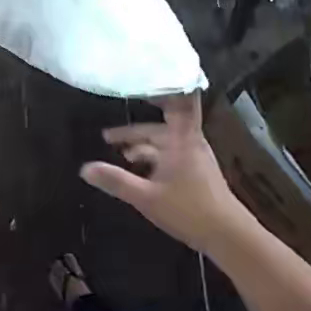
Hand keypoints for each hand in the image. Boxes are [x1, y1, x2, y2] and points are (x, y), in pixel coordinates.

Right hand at [80, 94, 253, 251]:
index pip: (180, 101)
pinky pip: (169, 157)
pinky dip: (151, 160)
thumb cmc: (188, 210)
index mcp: (182, 140)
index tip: (146, 75)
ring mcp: (194, 158)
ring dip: (141, 147)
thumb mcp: (145, 197)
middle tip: (106, 137)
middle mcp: (190, 143)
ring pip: (164, 144)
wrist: (227, 235)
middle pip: (162, 126)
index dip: (166, 86)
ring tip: (118, 156)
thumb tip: (84, 168)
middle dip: (134, 131)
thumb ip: (115, 181)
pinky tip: (137, 173)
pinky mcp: (194, 173)